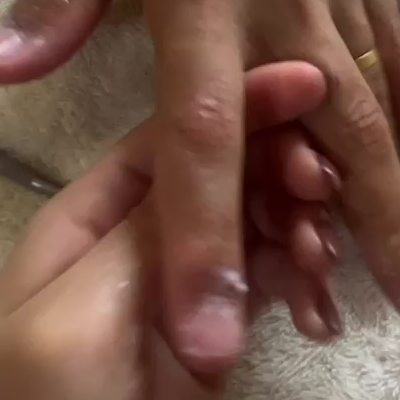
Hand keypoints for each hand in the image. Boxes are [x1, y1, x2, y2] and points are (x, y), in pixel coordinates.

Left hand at [0, 61, 334, 399]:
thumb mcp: (77, 320)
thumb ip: (148, 230)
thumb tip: (227, 164)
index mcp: (95, 208)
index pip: (177, 130)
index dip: (245, 101)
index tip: (312, 79)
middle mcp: (148, 226)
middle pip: (232, 167)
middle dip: (286, 168)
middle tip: (323, 188)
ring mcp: (191, 272)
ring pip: (263, 216)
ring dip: (304, 226)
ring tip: (322, 262)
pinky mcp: (227, 316)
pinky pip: (278, 273)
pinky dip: (306, 278)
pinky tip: (322, 307)